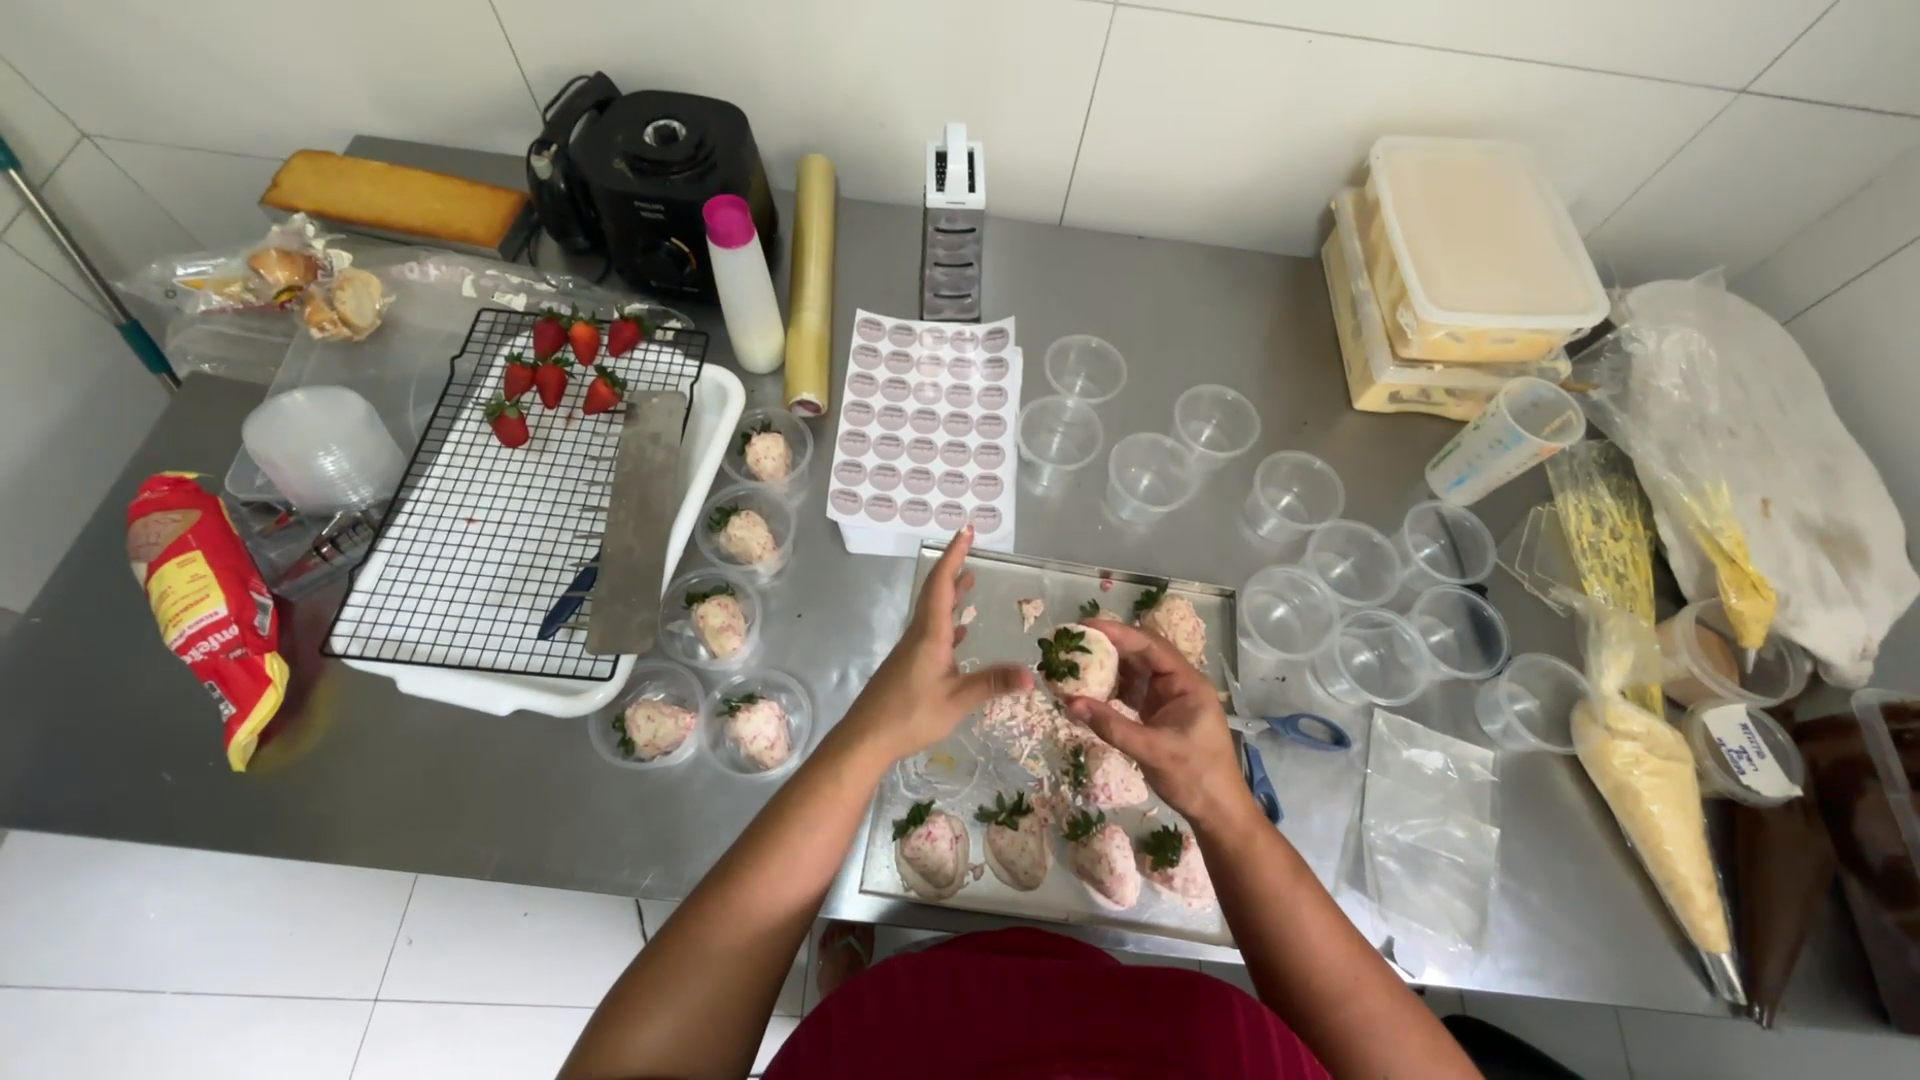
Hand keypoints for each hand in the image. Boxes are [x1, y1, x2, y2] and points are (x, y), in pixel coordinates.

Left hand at [837, 526, 1030, 761]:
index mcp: (930, 635)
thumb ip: (992, 683)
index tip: (966, 531)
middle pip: (935, 593)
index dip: (954, 555)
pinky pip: (931, 633)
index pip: (942, 584)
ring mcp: (911, 651)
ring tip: (969, 582)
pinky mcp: (908, 666)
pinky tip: (959, 635)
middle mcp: (918, 635)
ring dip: (951, 594)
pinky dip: (947, 624)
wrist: (865, 738)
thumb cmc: (909, 715)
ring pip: (933, 612)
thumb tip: (1032, 673)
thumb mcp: (956, 700)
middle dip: (954, 568)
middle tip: (970, 548)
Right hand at [1064, 620, 1257, 833]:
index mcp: (1186, 683)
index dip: (1118, 633)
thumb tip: (1072, 703)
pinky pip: (1130, 694)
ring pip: (1133, 674)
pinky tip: (1088, 692)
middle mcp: (1177, 684)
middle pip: (1139, 655)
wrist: (1218, 811)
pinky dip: (1110, 691)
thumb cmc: (1195, 777)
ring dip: (1106, 669)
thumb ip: (1112, 726)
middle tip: (1072, 643)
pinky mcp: (1158, 715)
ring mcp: (1167, 700)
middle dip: (1107, 648)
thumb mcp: (1152, 750)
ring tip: (1074, 664)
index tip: (1086, 626)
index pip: (1150, 645)